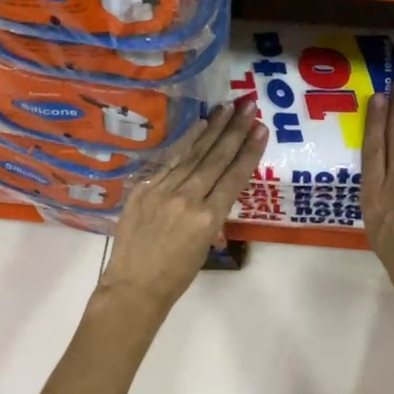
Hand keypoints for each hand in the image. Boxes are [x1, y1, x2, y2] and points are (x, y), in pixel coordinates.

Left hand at [100, 97, 267, 311]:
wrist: (133, 287)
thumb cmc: (176, 276)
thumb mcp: (204, 246)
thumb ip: (212, 215)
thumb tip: (217, 194)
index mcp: (208, 219)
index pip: (234, 177)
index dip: (249, 151)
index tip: (261, 128)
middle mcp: (187, 199)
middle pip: (216, 158)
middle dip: (235, 130)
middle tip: (248, 106)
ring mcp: (162, 191)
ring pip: (193, 154)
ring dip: (213, 129)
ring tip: (227, 107)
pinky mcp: (143, 189)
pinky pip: (169, 161)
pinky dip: (185, 142)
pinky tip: (199, 126)